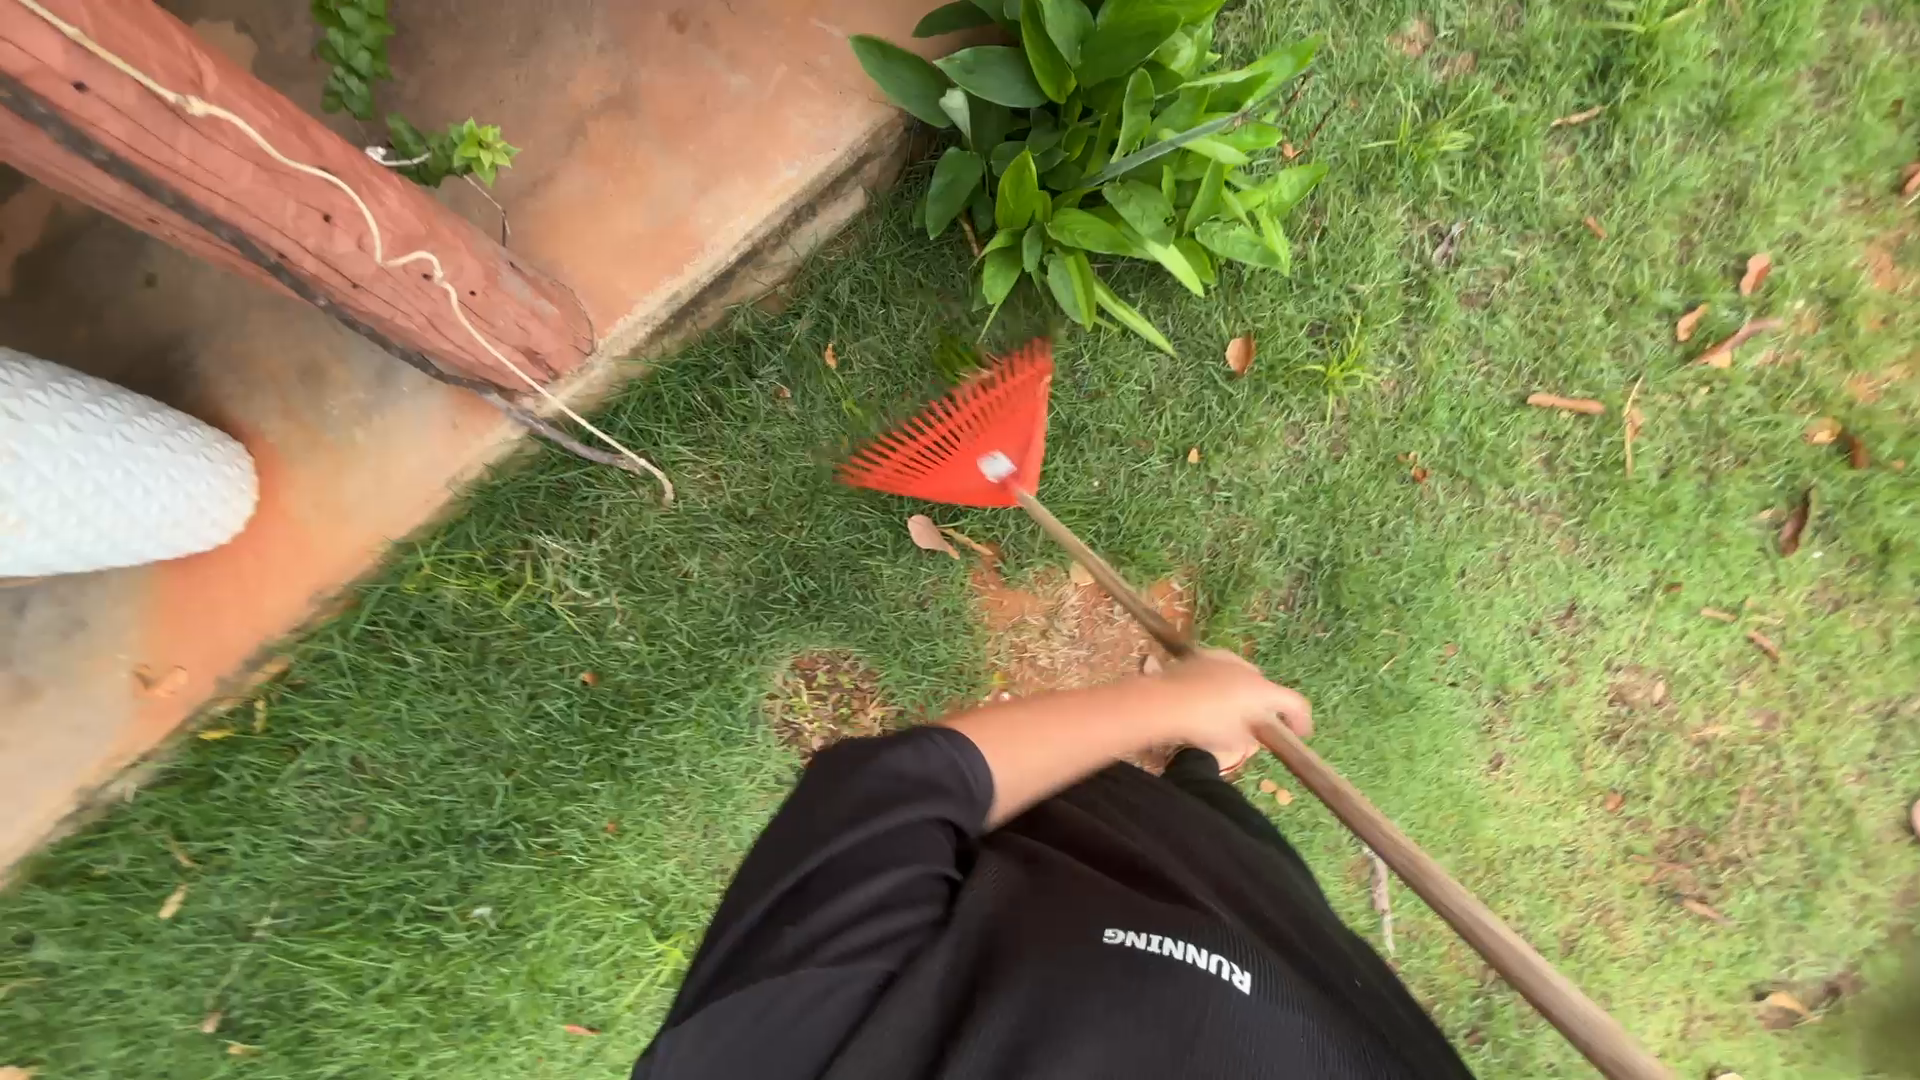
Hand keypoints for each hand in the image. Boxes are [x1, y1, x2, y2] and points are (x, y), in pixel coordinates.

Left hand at [1154, 648, 1311, 764]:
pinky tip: (1212, 692)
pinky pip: (1221, 668)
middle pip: (1267, 687)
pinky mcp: (1201, 656)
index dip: (1302, 720)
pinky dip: (1224, 680)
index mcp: (1261, 690)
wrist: (1164, 701)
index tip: (1300, 733)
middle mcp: (1246, 670)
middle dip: (1267, 704)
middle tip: (1261, 722)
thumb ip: (1250, 738)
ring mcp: (1223, 659)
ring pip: (1244, 674)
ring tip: (1236, 708)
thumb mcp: (1233, 740)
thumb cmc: (1203, 723)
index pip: (1295, 702)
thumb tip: (1252, 736)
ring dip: (1245, 690)